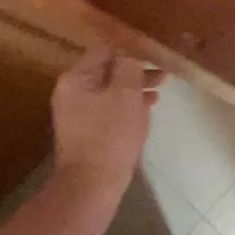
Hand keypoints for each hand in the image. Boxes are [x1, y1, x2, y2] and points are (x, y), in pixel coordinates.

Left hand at [51, 47, 163, 188]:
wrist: (92, 183)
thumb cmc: (110, 135)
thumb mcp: (126, 94)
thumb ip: (129, 69)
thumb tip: (129, 58)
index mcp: (76, 79)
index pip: (104, 51)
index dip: (130, 51)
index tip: (154, 56)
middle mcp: (71, 93)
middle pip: (107, 72)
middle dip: (135, 72)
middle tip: (163, 75)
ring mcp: (77, 114)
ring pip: (110, 92)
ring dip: (134, 89)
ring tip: (158, 91)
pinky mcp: (86, 133)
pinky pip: (109, 110)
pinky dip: (126, 107)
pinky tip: (145, 110)